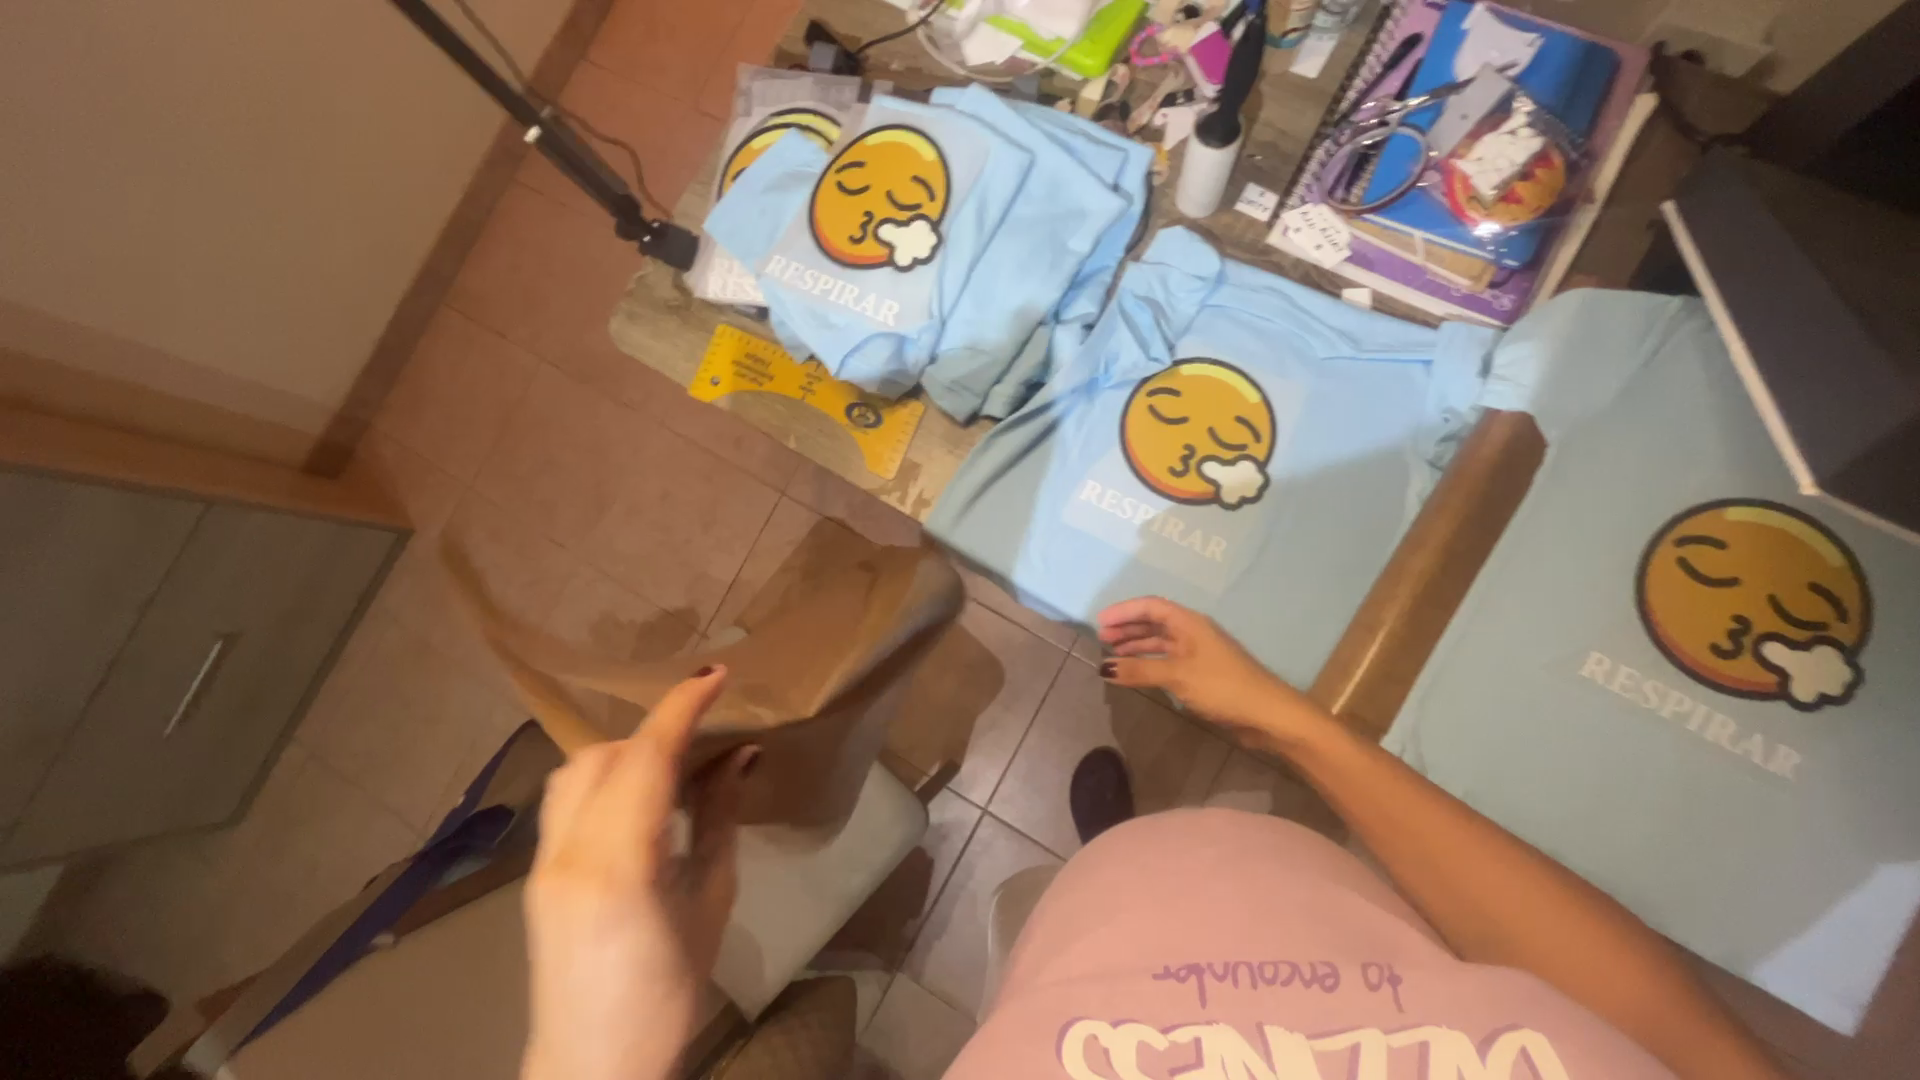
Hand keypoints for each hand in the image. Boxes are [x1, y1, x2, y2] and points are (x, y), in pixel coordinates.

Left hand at [521, 666, 756, 1079]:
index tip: (716, 674)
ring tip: (670, 770)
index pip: (646, 758)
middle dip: (654, 732)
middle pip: (603, 755)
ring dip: (624, 753)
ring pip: (574, 772)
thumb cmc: (669, 994)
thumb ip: (719, 818)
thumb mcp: (711, 901)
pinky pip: (566, 800)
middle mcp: (567, 853)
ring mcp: (542, 863)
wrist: (592, 1067)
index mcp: (619, 864)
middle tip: (704, 740)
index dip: (682, 707)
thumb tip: (738, 756)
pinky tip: (637, 803)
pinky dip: (603, 779)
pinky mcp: (536, 874)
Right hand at [1096, 596, 1323, 749]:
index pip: (1151, 606)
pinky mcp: (1201, 673)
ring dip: (1136, 645)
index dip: (1124, 611)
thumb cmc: (1222, 686)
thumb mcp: (1177, 676)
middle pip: (1154, 622)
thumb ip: (1140, 670)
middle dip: (1127, 627)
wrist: (1266, 715)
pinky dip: (1148, 662)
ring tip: (1113, 654)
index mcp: (1190, 623)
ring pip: (1160, 642)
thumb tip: (1105, 668)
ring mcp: (1198, 652)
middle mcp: (1193, 632)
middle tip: (1102, 639)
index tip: (1099, 623)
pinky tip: (1136, 671)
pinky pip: (1167, 659)